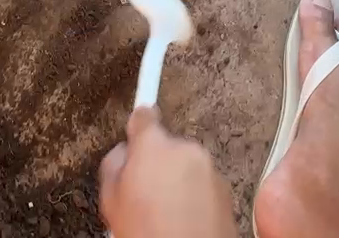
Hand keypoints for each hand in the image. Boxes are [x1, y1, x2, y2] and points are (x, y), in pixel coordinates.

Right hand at [98, 107, 238, 237]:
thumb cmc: (150, 233)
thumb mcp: (110, 197)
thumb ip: (115, 162)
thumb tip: (124, 154)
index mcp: (155, 145)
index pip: (144, 114)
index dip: (137, 123)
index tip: (137, 122)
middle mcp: (186, 150)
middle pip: (166, 145)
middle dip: (157, 162)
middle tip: (146, 191)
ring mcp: (210, 171)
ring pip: (186, 165)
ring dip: (178, 180)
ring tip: (167, 213)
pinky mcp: (228, 193)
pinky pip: (204, 185)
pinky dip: (196, 197)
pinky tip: (185, 220)